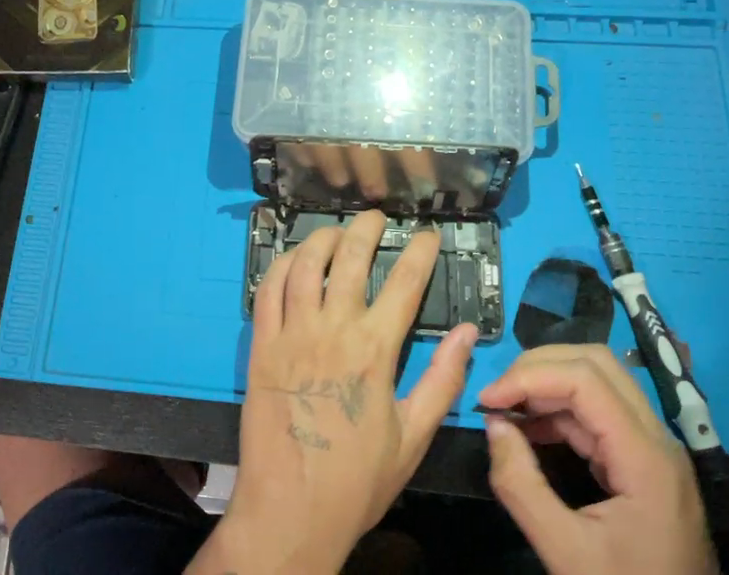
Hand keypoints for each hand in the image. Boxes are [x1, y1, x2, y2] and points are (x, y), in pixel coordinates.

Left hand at [189, 210, 478, 573]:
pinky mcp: (260, 346)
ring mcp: (290, 335)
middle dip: (366, 229)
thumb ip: (443, 379)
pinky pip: (266, 291)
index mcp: (375, 351)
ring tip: (336, 231)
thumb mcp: (414, 437)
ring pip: (303, 265)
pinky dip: (280, 266)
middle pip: (349, 259)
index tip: (428, 234)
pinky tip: (292, 260)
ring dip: (321, 239)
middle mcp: (332, 330)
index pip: (404, 285)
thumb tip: (468, 332)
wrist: (290, 511)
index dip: (420, 252)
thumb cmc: (357, 480)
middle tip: (377, 217)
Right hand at [480, 345, 716, 574]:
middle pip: (598, 365)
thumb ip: (522, 486)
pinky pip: (601, 413)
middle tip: (498, 396)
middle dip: (539, 368)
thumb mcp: (566, 553)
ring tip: (506, 410)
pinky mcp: (645, 464)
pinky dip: (560, 410)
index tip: (487, 402)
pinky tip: (529, 429)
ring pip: (600, 382)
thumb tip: (494, 426)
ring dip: (548, 385)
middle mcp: (658, 440)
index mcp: (647, 458)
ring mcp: (655, 450)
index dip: (530, 377)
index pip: (585, 380)